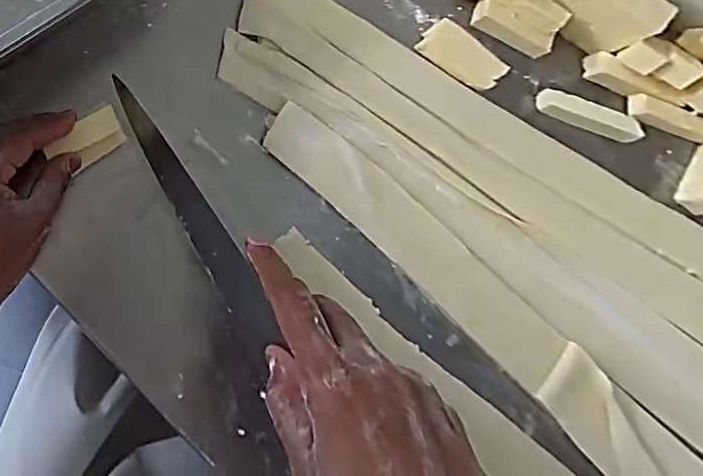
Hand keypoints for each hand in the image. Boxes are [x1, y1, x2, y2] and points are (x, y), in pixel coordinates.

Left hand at [0, 112, 80, 326]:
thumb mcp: (34, 220)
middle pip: (8, 134)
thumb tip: (67, 159)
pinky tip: (31, 158)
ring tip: (53, 138)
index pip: (21, 137)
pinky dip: (14, 153)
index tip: (70, 120)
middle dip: (38, 128)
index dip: (49, 127)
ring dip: (26, 139)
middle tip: (65, 125)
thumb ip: (54, 183)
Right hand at [247, 240, 483, 475]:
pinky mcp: (442, 407)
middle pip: (333, 316)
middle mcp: (378, 373)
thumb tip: (279, 366)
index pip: (295, 308)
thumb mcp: (310, 469)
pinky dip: (383, 389)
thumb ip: (290, 410)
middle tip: (298, 346)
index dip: (272, 272)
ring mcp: (414, 387)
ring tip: (348, 420)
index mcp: (337, 386)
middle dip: (311, 319)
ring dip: (349, 364)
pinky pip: (401, 379)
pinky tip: (385, 433)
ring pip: (367, 350)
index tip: (260, 248)